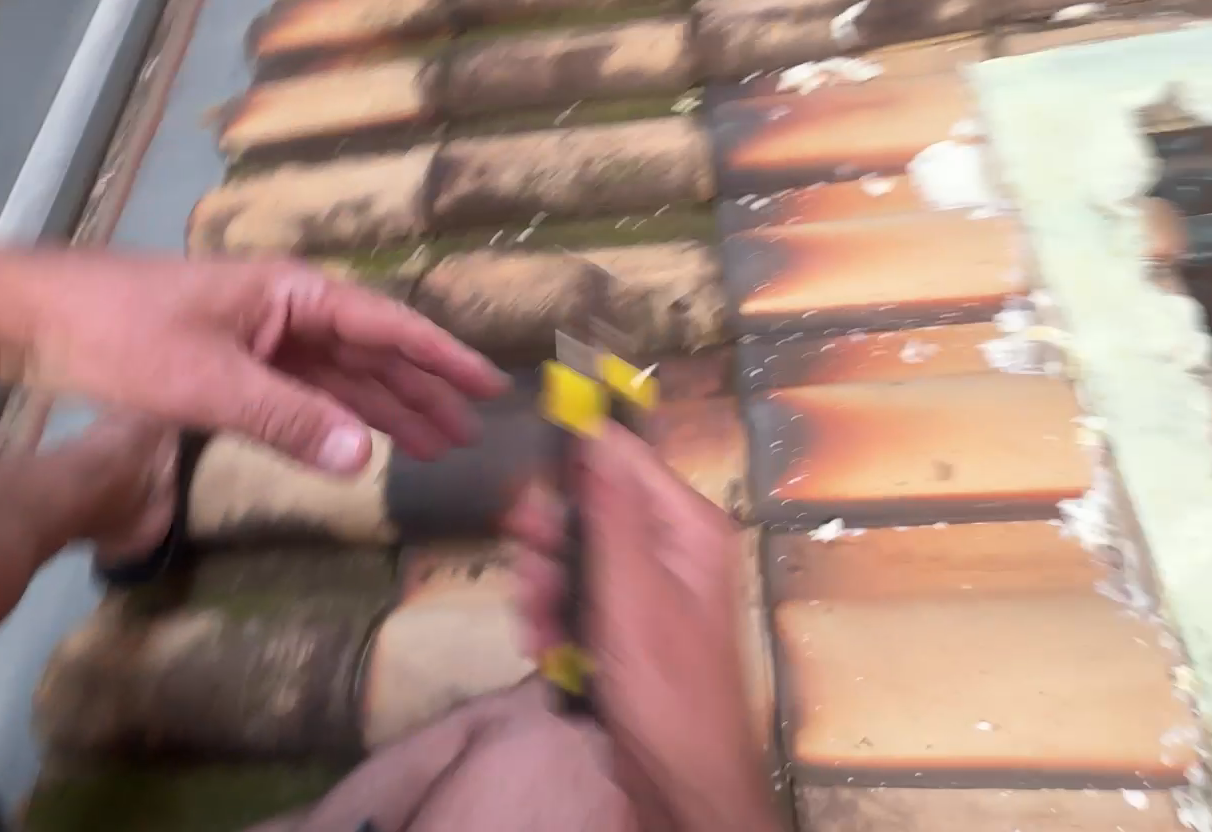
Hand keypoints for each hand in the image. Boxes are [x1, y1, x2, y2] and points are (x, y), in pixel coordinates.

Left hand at [0, 253, 506, 472]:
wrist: (31, 320)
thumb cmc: (120, 332)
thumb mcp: (206, 380)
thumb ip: (286, 418)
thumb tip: (361, 459)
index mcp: (299, 294)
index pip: (389, 326)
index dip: (444, 356)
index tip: (489, 383)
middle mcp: (297, 311)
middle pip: (377, 355)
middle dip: (423, 394)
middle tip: (467, 433)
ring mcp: (274, 339)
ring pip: (347, 378)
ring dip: (388, 411)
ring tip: (435, 445)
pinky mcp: (248, 364)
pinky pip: (311, 393)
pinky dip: (340, 418)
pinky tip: (367, 440)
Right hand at [506, 427, 779, 831]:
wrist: (678, 781)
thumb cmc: (664, 684)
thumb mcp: (631, 589)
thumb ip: (612, 508)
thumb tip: (598, 429)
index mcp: (685, 524)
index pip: (625, 458)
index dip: (578, 456)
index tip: (533, 473)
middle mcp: (669, 544)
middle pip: (592, 509)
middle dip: (552, 541)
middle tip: (526, 564)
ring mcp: (645, 583)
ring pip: (576, 554)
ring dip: (546, 588)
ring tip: (539, 627)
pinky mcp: (624, 618)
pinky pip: (578, 594)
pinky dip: (555, 618)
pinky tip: (548, 648)